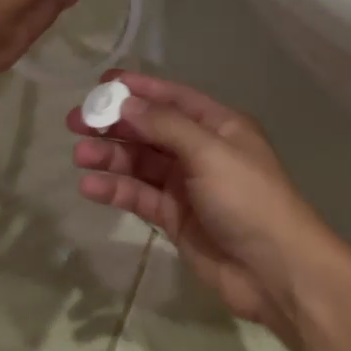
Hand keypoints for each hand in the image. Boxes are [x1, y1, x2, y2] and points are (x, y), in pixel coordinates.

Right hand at [67, 72, 339, 332]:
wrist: (274, 269)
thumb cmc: (248, 198)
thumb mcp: (210, 152)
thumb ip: (166, 126)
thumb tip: (126, 102)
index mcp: (220, 126)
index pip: (174, 99)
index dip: (140, 89)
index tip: (102, 82)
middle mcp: (203, 151)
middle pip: (153, 130)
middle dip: (117, 124)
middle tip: (75, 121)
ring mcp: (189, 186)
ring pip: (143, 163)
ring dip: (112, 157)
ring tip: (79, 155)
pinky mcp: (177, 219)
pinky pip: (141, 196)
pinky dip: (116, 189)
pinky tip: (90, 186)